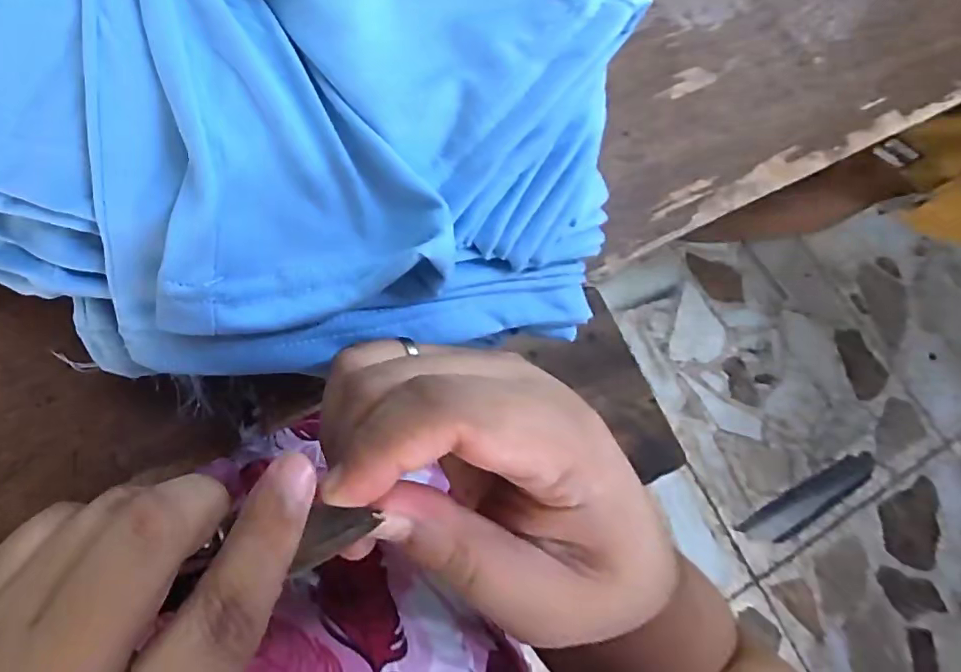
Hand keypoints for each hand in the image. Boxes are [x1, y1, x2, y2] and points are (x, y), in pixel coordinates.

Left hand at [0, 453, 314, 671]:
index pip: (216, 623)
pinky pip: (42, 527)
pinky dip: (86, 520)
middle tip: (221, 509)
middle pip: (141, 540)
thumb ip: (209, 651)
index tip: (297, 473)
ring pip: (91, 516)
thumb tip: (251, 560)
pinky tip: (96, 550)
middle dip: (198, 500)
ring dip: (144, 506)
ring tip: (164, 532)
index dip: (266, 539)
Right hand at [319, 341, 676, 649]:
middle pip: (398, 375)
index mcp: (555, 431)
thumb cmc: (592, 579)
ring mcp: (475, 360)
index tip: (338, 503)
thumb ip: (459, 553)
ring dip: (344, 421)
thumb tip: (371, 509)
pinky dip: (351, 408)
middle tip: (343, 520)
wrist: (621, 541)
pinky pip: (377, 366)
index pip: (446, 408)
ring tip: (352, 490)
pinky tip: (362, 459)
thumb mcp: (541, 600)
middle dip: (351, 441)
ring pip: (374, 359)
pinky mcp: (449, 364)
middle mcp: (510, 375)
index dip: (381, 446)